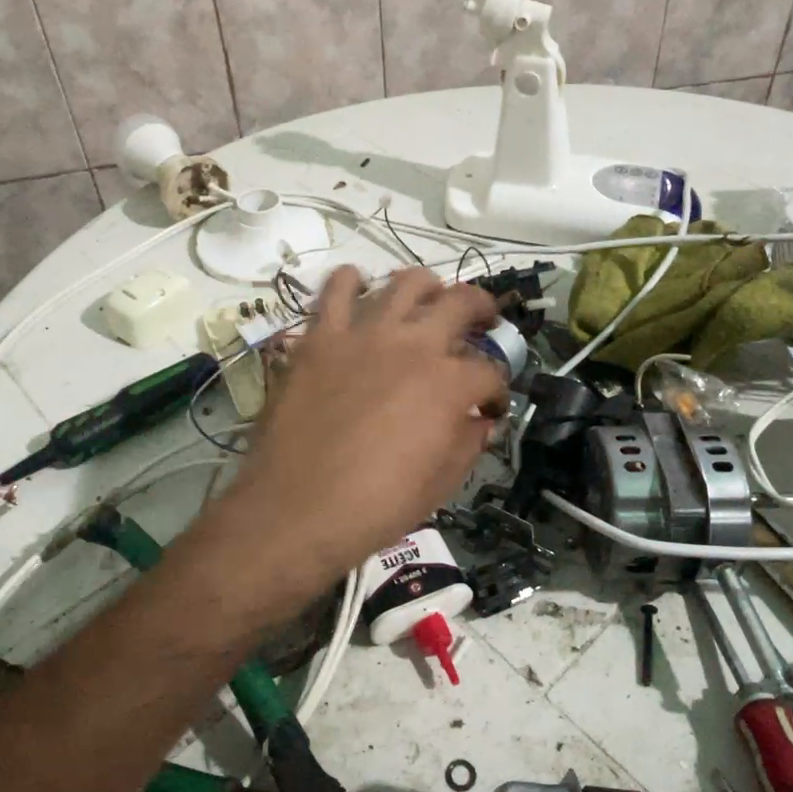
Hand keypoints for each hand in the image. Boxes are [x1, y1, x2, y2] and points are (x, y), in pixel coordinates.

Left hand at [202, 266, 507, 587]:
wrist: (295, 510)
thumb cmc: (374, 507)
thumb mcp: (440, 485)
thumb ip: (467, 443)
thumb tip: (480, 421)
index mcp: (449, 384)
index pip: (490, 371)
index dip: (497, 389)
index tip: (490, 405)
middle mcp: (414, 345)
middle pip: (462, 302)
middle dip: (482, 309)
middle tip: (482, 321)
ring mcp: (364, 334)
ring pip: (406, 282)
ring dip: (426, 287)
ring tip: (427, 300)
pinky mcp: (319, 337)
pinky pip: (335, 289)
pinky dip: (350, 281)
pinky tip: (358, 286)